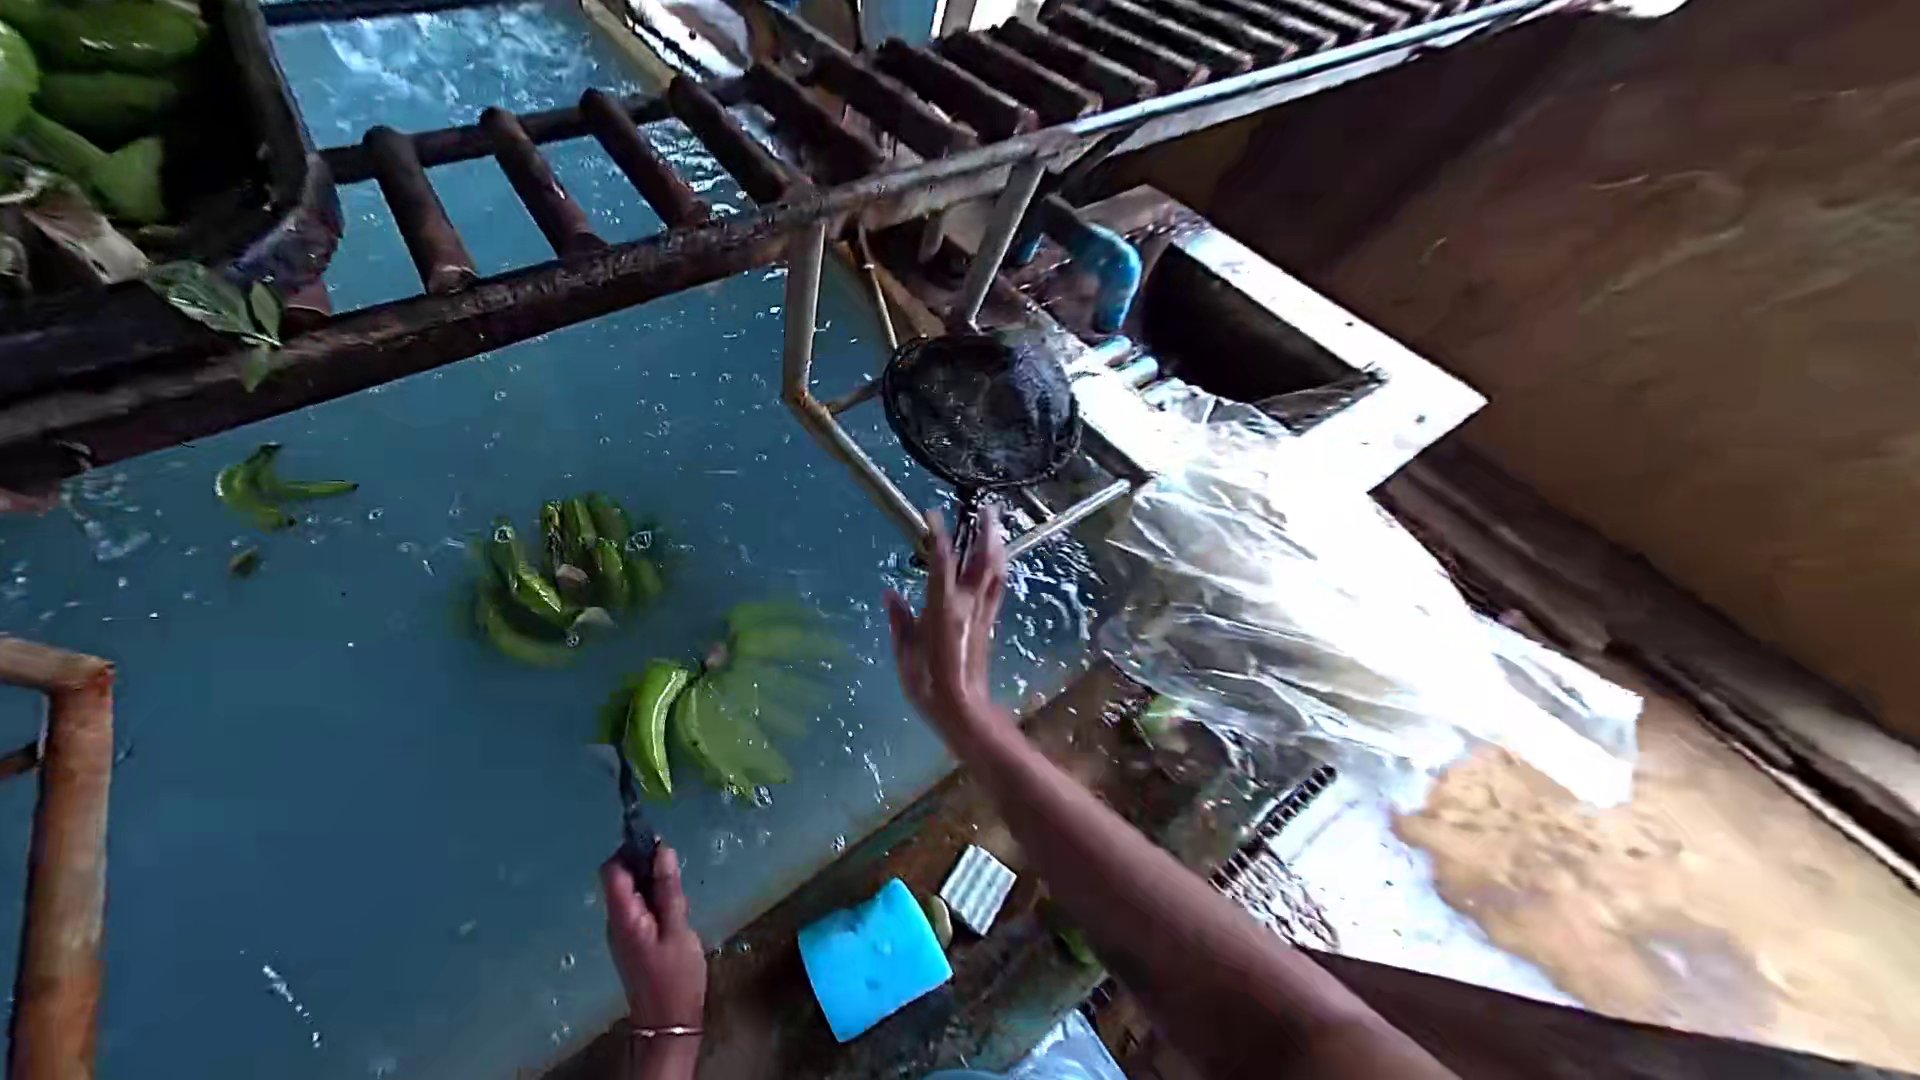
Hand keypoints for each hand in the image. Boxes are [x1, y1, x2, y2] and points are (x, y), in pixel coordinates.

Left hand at [600, 845, 706, 1032]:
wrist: (668, 1022)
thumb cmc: (675, 975)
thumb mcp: (678, 927)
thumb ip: (669, 888)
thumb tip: (663, 850)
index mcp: (623, 917)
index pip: (612, 871)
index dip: (630, 849)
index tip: (658, 843)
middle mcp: (616, 920)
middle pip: (621, 877)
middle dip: (647, 864)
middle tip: (675, 872)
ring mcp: (624, 930)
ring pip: (633, 889)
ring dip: (655, 881)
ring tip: (680, 896)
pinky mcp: (634, 937)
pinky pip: (640, 904)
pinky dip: (657, 897)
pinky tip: (676, 909)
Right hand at [884, 505, 1007, 748]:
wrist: (965, 709)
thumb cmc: (929, 684)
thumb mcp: (905, 654)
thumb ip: (900, 621)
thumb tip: (891, 592)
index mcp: (944, 608)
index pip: (942, 561)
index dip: (938, 534)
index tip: (933, 514)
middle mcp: (968, 604)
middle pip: (982, 559)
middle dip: (985, 531)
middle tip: (987, 508)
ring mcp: (983, 612)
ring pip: (996, 571)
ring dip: (997, 545)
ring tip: (995, 526)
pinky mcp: (990, 622)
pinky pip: (998, 587)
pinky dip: (999, 567)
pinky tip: (998, 561)